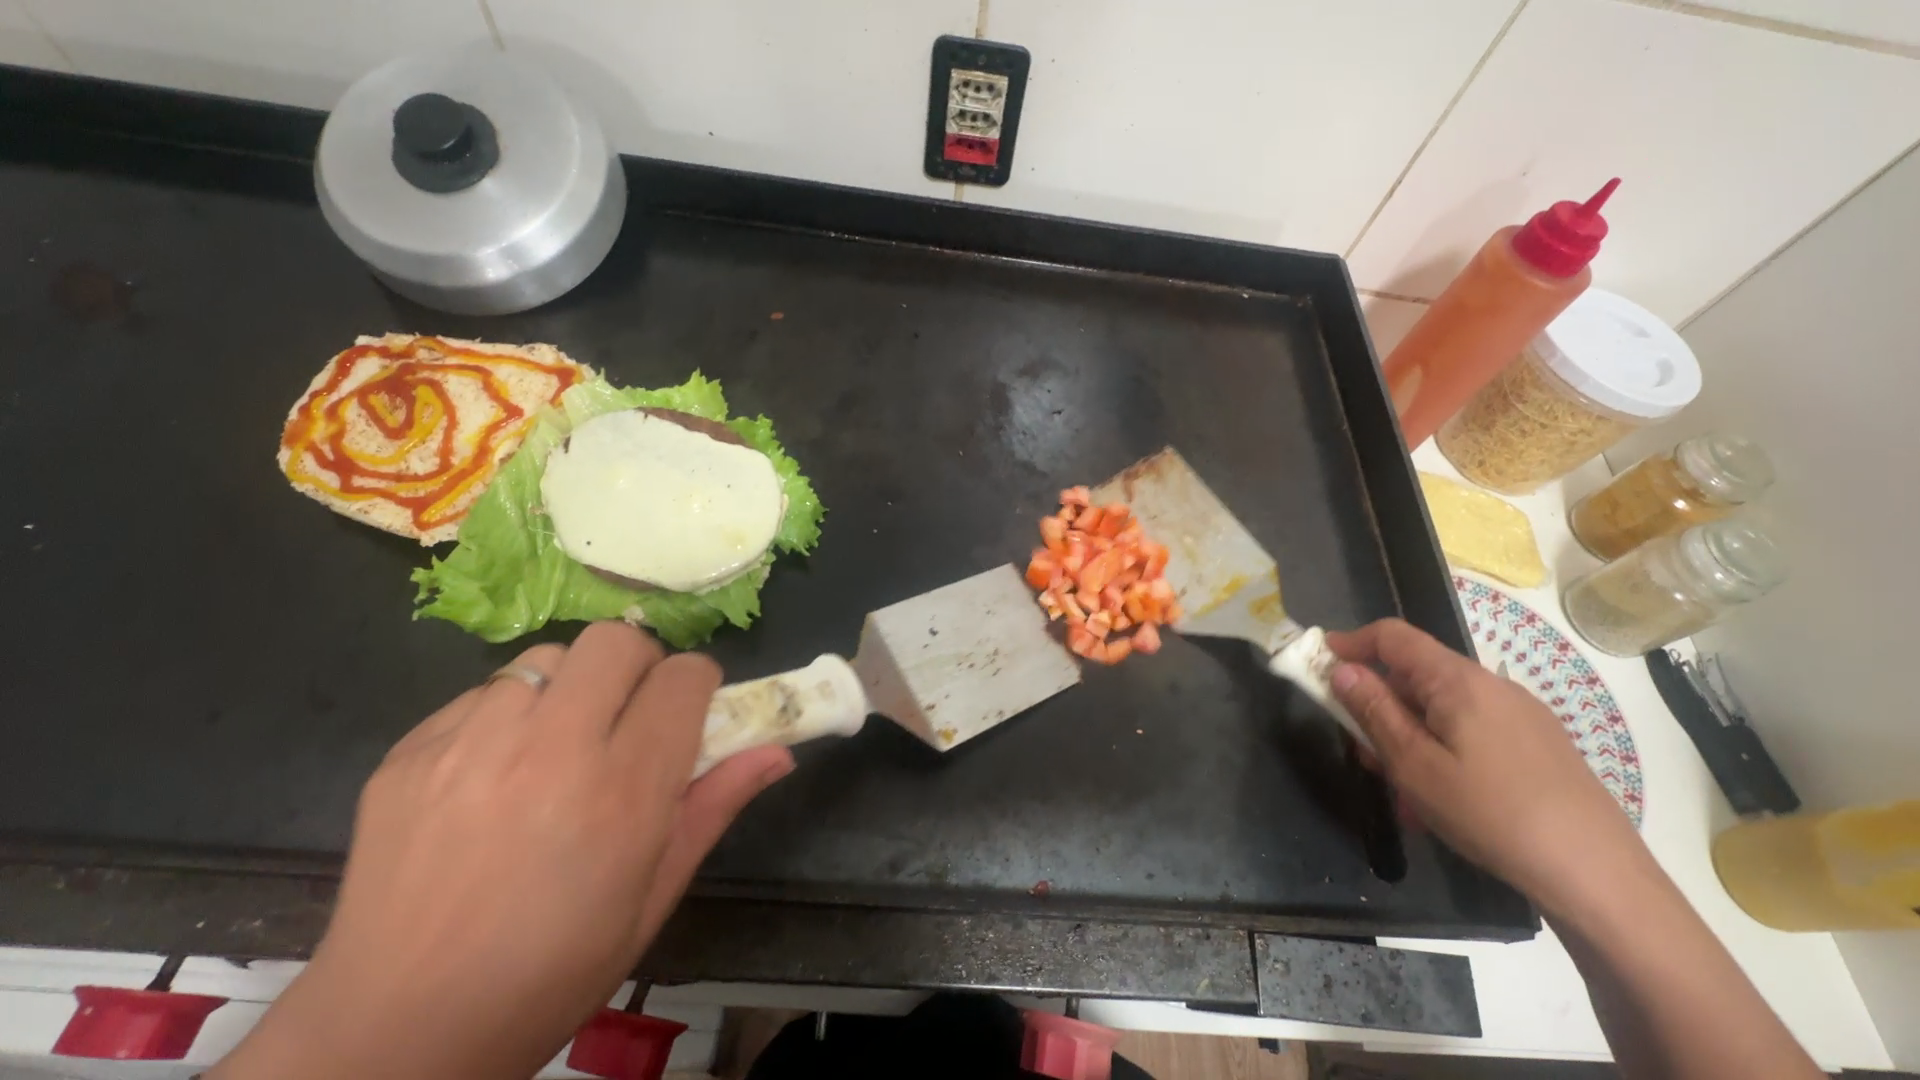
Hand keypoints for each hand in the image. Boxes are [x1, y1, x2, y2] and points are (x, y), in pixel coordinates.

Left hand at [211, 621, 793, 1079]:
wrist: (402, 1025)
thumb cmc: (553, 971)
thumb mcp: (653, 898)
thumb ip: (714, 807)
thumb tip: (778, 751)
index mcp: (622, 792)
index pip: (682, 679)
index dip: (698, 686)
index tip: (692, 712)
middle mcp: (549, 750)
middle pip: (615, 641)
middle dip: (640, 665)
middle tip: (631, 714)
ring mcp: (470, 745)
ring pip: (546, 659)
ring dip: (571, 686)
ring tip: (559, 744)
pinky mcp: (411, 753)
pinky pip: (481, 696)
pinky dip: (506, 716)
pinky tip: (496, 774)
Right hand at [1326, 618, 1646, 916]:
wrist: (1596, 872)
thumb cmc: (1492, 814)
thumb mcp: (1415, 766)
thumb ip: (1374, 712)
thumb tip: (1341, 669)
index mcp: (1459, 681)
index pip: (1393, 636)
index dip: (1349, 643)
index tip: (1316, 668)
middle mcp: (1491, 685)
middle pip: (1417, 673)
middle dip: (1378, 701)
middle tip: (1359, 750)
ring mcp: (1521, 714)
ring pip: (1443, 707)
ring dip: (1408, 732)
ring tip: (1400, 786)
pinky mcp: (1538, 744)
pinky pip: (1472, 730)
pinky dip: (1441, 748)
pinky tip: (1441, 798)